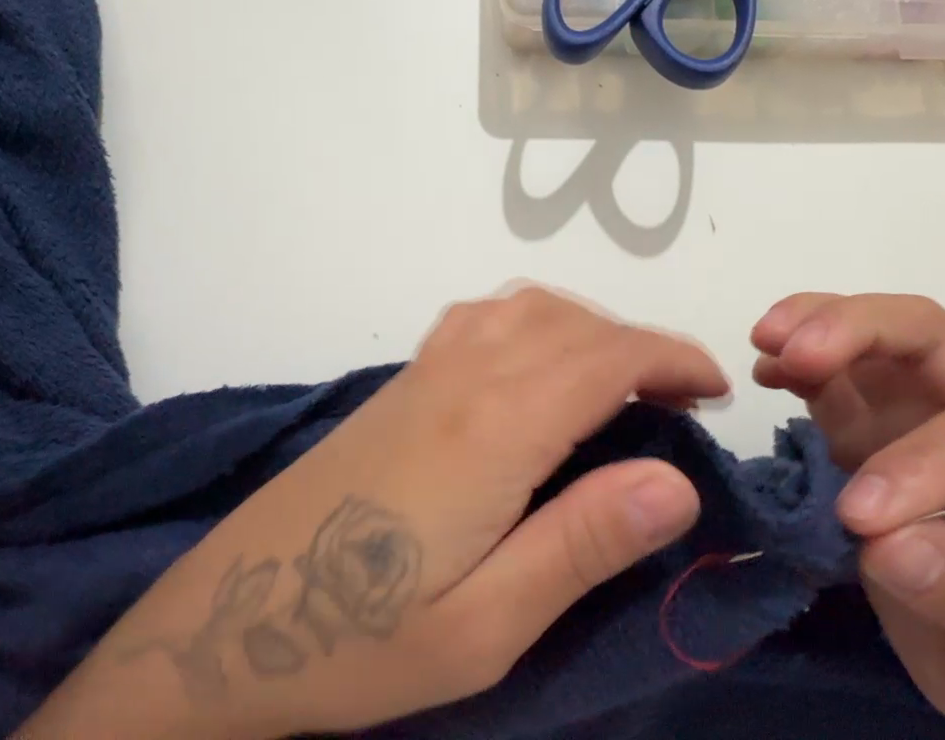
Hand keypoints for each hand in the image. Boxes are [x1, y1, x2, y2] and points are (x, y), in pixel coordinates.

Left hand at [21, 286, 726, 739]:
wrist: (228, 620)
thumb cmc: (363, 635)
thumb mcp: (487, 624)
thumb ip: (583, 544)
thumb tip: (679, 481)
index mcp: (495, 428)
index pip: (608, 357)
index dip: (673, 360)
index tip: (715, 392)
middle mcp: (463, 376)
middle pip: (574, 323)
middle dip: (641, 346)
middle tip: (681, 401)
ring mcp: (424, 371)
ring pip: (527, 307)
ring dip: (589, 328)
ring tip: (620, 382)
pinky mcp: (398, 383)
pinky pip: (483, 317)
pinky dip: (534, 321)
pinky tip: (535, 365)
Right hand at [752, 294, 944, 739]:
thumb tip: (881, 540)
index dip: (915, 463)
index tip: (857, 522)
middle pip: (929, 339)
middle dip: (858, 330)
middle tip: (793, 350)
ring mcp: (938, 424)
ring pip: (879, 345)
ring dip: (818, 330)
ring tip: (767, 343)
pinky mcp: (886, 442)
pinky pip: (843, 389)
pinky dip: (802, 371)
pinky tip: (769, 371)